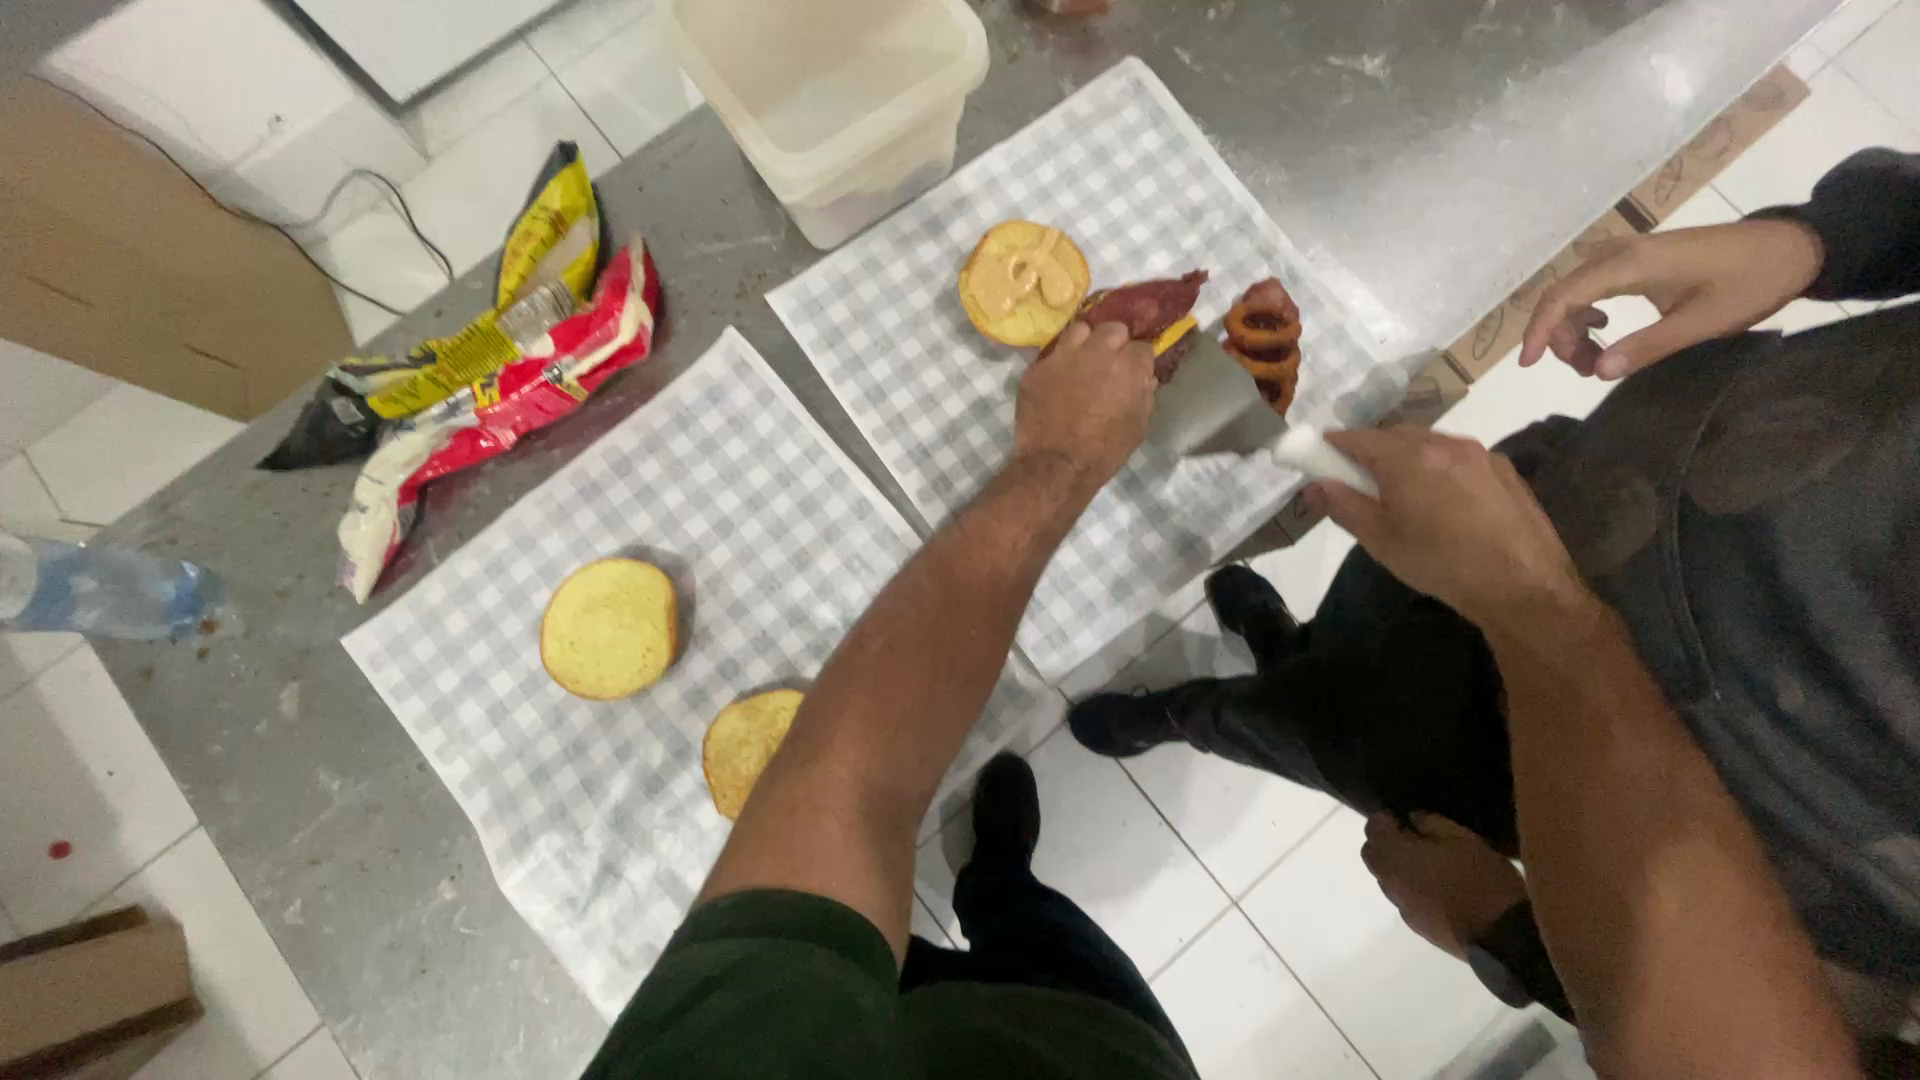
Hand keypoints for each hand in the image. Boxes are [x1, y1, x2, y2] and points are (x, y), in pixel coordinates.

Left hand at [1012, 321, 1156, 492]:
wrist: (1056, 466)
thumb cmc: (1104, 453)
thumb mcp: (1137, 427)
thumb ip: (1144, 395)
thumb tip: (1144, 379)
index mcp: (1128, 367)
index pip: (1142, 347)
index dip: (1138, 360)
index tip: (1134, 372)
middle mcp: (1097, 352)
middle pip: (1112, 329)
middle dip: (1114, 342)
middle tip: (1108, 362)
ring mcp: (1064, 357)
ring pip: (1079, 329)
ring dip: (1084, 342)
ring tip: (1082, 360)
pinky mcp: (1037, 368)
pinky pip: (1052, 354)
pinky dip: (1058, 364)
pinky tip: (1057, 380)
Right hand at [1309, 428, 1591, 632]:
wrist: (1523, 586)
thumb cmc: (1439, 563)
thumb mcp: (1379, 539)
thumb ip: (1342, 505)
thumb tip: (1313, 485)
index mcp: (1409, 458)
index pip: (1357, 437)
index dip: (1332, 446)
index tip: (1317, 459)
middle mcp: (1444, 444)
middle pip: (1393, 435)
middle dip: (1369, 451)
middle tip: (1356, 482)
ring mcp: (1478, 454)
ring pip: (1427, 443)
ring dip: (1404, 458)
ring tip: (1399, 494)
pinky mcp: (1502, 469)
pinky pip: (1455, 457)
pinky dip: (1435, 467)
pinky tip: (1438, 501)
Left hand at [1362, 812, 1527, 959]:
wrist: (1505, 939)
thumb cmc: (1483, 879)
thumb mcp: (1463, 838)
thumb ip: (1431, 823)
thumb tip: (1412, 819)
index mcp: (1395, 854)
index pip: (1372, 829)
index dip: (1384, 820)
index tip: (1402, 818)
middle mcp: (1390, 880)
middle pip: (1372, 855)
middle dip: (1384, 843)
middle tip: (1411, 839)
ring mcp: (1402, 907)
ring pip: (1386, 879)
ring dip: (1396, 868)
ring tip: (1427, 865)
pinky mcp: (1418, 927)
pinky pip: (1403, 900)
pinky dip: (1411, 890)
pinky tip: (1437, 891)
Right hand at [1521, 219, 1824, 379]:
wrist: (1798, 245)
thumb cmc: (1754, 280)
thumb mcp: (1703, 321)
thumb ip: (1646, 347)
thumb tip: (1598, 372)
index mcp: (1629, 265)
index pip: (1562, 298)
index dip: (1539, 332)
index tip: (1529, 364)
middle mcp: (1618, 254)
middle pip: (1562, 296)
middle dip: (1560, 337)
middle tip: (1585, 368)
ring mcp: (1626, 252)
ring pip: (1573, 292)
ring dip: (1572, 327)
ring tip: (1595, 356)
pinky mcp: (1635, 257)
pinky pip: (1589, 284)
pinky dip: (1585, 311)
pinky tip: (1603, 328)